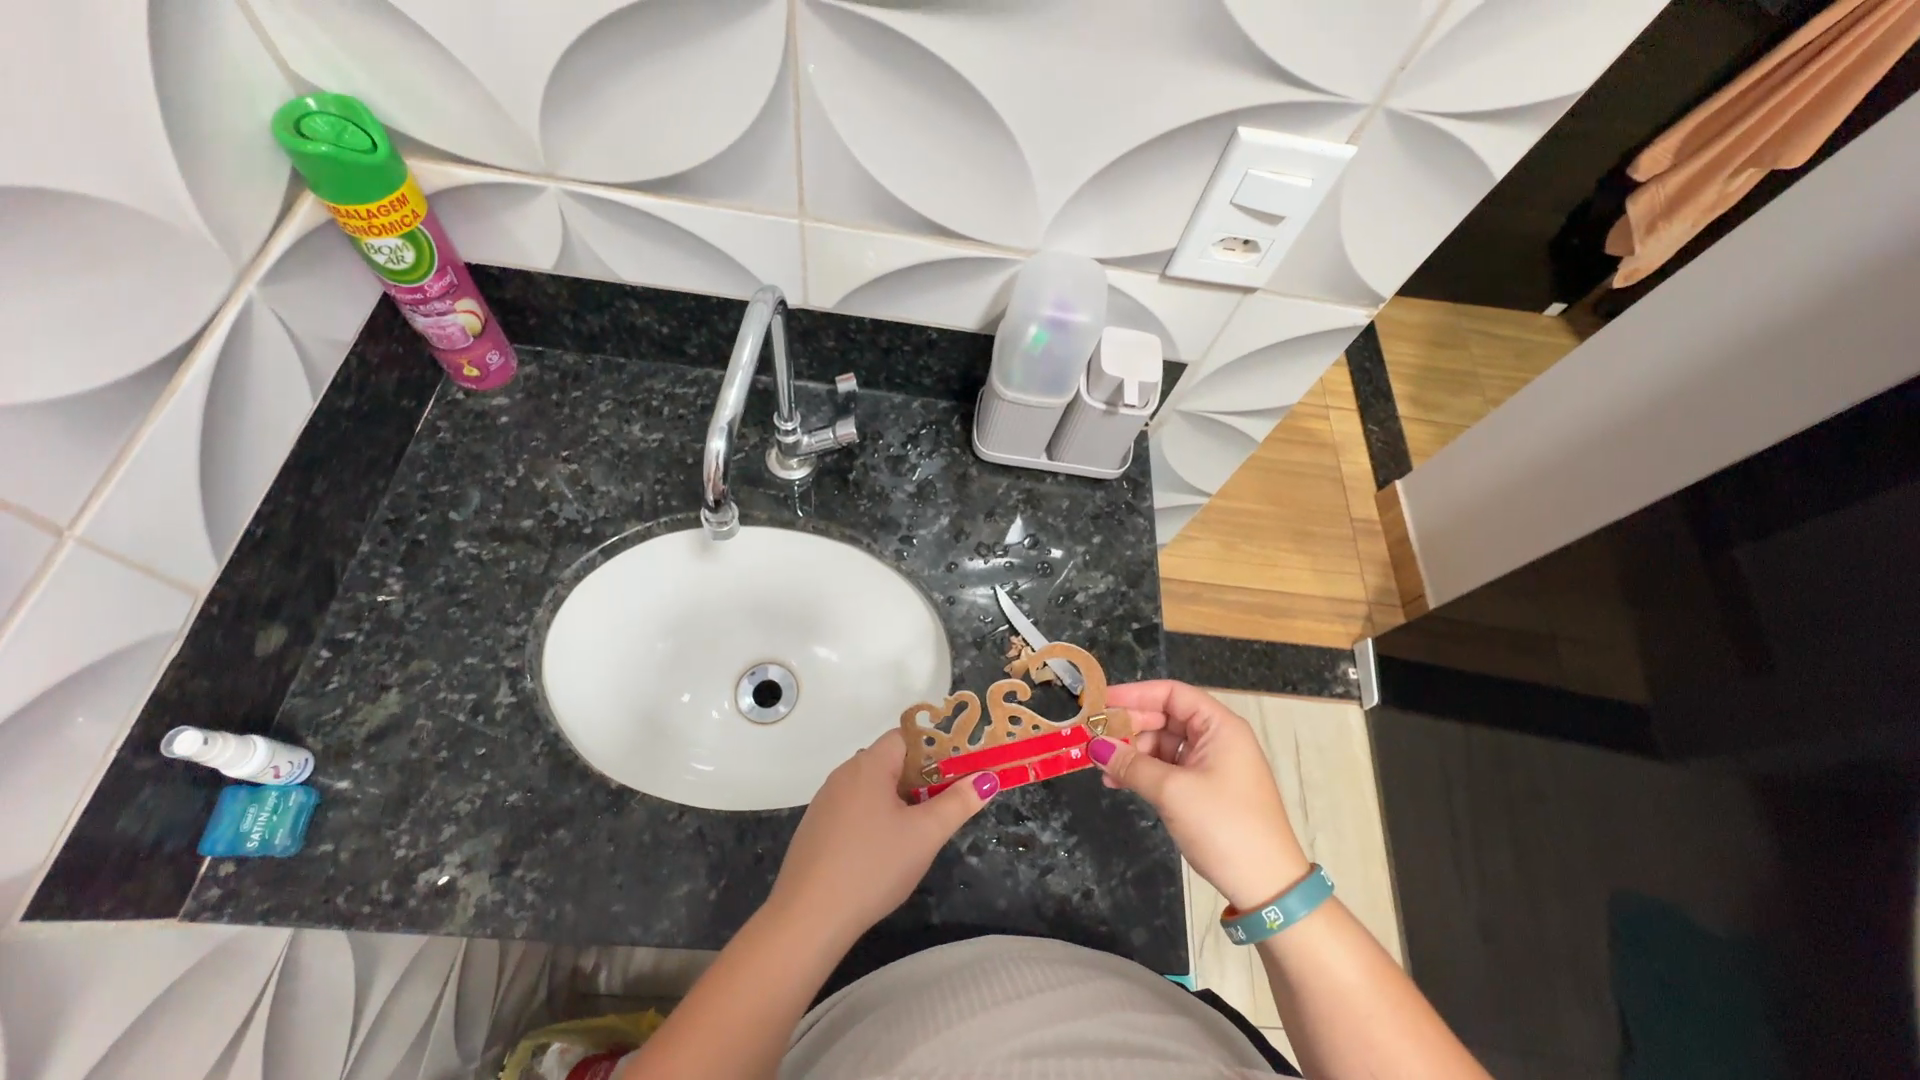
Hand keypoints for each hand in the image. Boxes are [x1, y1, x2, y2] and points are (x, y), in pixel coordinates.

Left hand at [767, 728, 996, 943]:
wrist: (809, 916)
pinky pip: (856, 808)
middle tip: (952, 800)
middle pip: (891, 760)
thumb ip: (959, 802)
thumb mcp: (925, 835)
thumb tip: (987, 777)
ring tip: (925, 826)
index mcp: (869, 765)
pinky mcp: (818, 827)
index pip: (908, 736)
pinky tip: (888, 848)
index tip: (963, 769)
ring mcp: (827, 801)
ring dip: (902, 798)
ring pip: (874, 787)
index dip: (939, 747)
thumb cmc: (874, 866)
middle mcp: (844, 774)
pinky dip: (878, 816)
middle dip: (924, 776)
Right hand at [1091, 680, 1310, 910]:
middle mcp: (1217, 739)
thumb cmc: (1224, 825)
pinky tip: (1117, 782)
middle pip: (1166, 717)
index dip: (1135, 694)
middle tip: (1094, 738)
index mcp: (1219, 727)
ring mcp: (1212, 766)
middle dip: (1129, 726)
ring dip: (1132, 753)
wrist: (1267, 885)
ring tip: (1101, 767)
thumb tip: (1095, 745)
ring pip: (1163, 745)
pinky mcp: (1205, 791)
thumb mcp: (1172, 791)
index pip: (1172, 694)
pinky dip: (1143, 772)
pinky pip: (1168, 769)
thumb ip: (1131, 765)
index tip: (1100, 703)